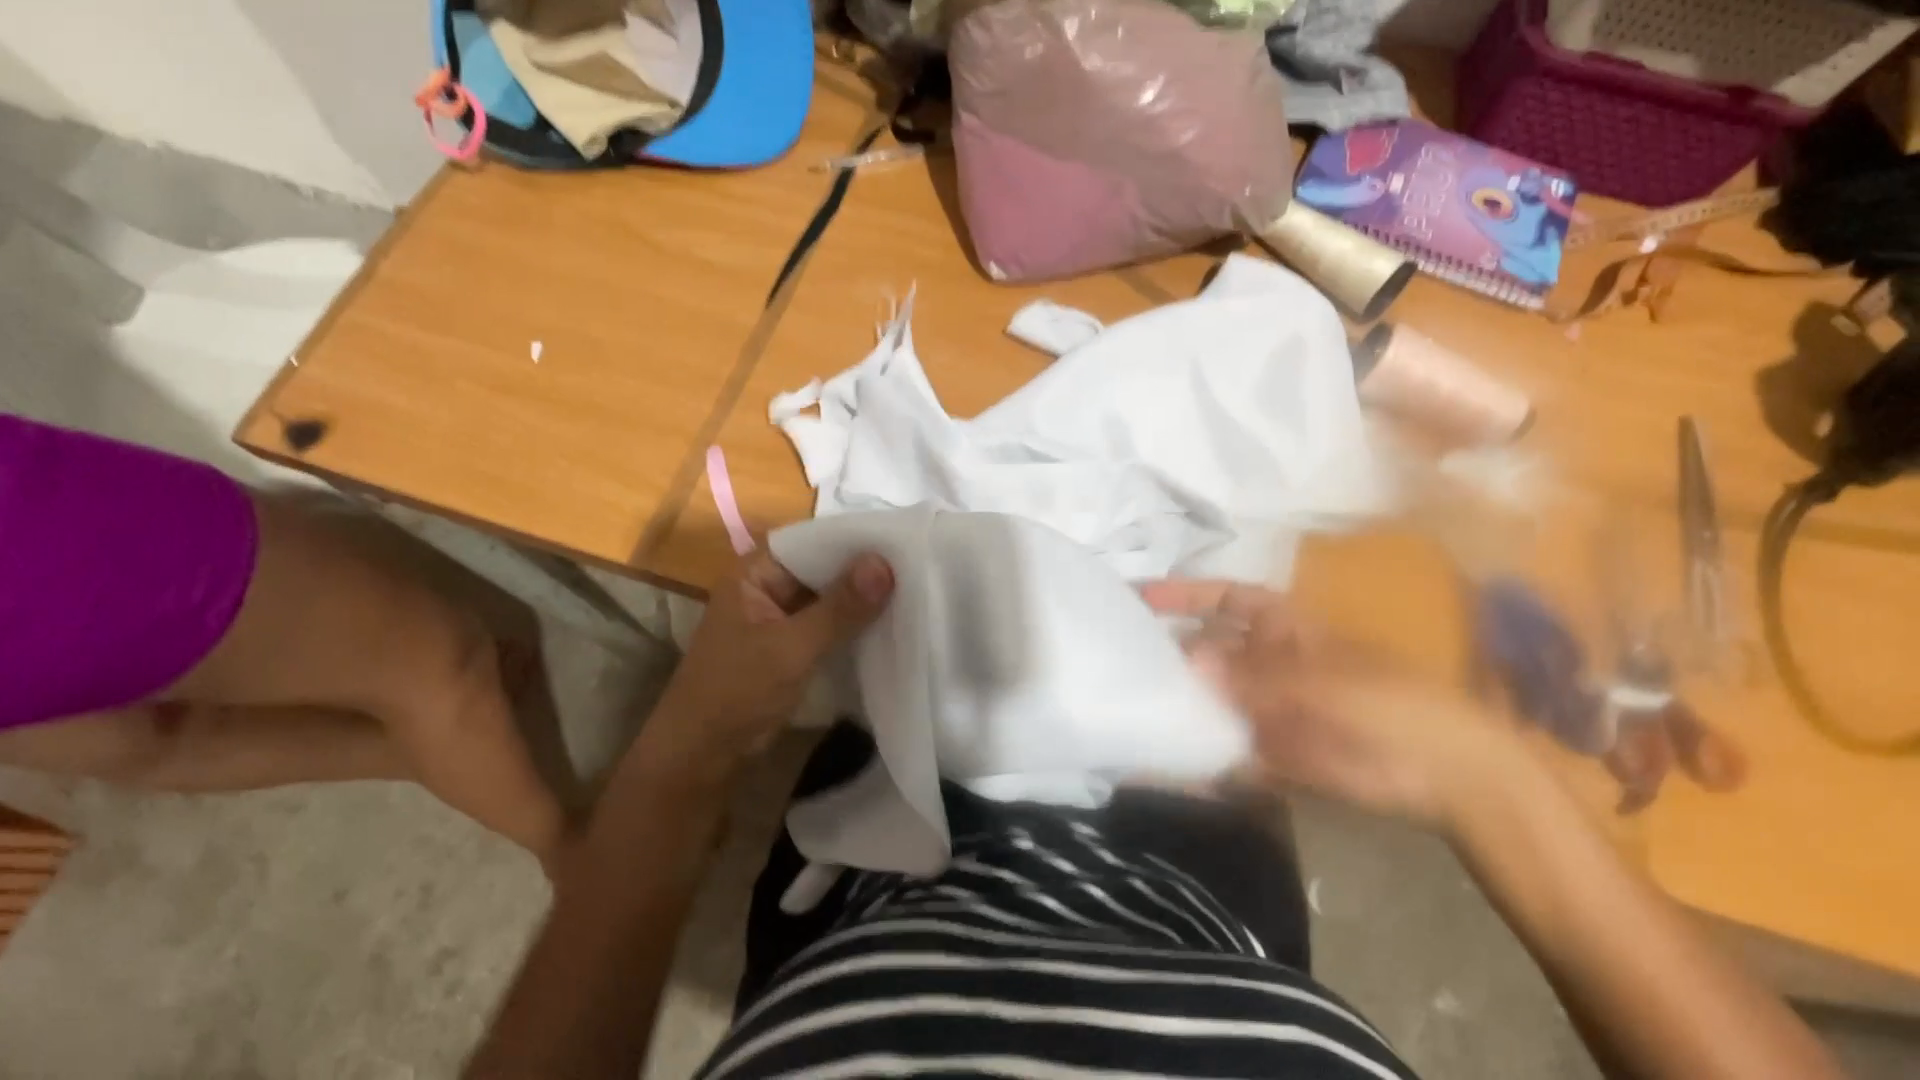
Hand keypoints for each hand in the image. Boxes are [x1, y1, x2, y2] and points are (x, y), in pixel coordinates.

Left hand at [650, 551, 893, 772]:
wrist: (702, 756)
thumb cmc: (737, 693)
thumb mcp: (792, 648)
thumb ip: (839, 607)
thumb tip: (885, 563)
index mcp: (754, 573)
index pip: (810, 540)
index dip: (853, 539)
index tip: (902, 540)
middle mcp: (766, 587)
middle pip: (822, 568)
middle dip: (863, 571)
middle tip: (918, 567)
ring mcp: (777, 619)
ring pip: (828, 599)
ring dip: (861, 600)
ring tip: (914, 592)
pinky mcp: (789, 648)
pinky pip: (827, 626)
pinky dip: (852, 626)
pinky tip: (889, 625)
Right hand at [1142, 579, 1527, 829]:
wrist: (1447, 776)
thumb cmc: (1391, 705)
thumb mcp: (1323, 681)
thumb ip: (1255, 675)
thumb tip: (1188, 660)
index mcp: (1288, 631)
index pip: (1227, 601)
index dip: (1187, 595)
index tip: (1139, 599)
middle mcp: (1271, 666)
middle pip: (1211, 652)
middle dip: (1171, 655)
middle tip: (1120, 665)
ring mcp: (1270, 712)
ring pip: (1212, 703)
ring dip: (1179, 708)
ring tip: (1130, 714)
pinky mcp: (1272, 757)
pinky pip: (1225, 752)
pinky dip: (1199, 757)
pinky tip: (1165, 761)